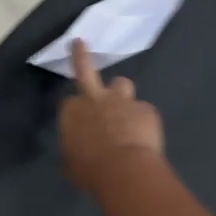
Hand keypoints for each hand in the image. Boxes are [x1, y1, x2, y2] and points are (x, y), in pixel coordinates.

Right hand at [58, 39, 164, 192]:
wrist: (123, 171)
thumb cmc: (90, 170)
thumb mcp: (71, 161)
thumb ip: (75, 147)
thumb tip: (80, 149)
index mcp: (71, 112)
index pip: (69, 103)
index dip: (75, 111)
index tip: (80, 122)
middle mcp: (94, 99)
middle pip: (86, 70)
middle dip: (81, 56)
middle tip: (79, 44)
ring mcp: (122, 101)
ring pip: (122, 84)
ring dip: (122, 93)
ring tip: (126, 108)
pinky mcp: (146, 109)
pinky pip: (144, 111)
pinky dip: (143, 121)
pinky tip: (145, 136)